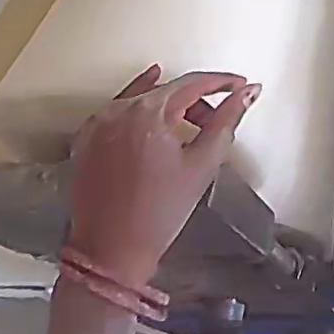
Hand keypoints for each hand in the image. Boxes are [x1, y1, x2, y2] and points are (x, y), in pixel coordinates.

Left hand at [66, 65, 259, 286]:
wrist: (112, 252)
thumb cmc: (156, 214)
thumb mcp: (203, 163)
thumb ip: (227, 120)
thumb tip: (246, 93)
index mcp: (149, 112)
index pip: (194, 83)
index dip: (222, 82)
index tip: (238, 85)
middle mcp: (119, 111)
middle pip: (170, 90)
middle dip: (199, 101)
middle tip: (218, 120)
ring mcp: (99, 124)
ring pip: (145, 99)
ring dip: (172, 106)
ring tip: (191, 127)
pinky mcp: (87, 139)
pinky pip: (119, 110)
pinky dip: (140, 105)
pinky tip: (152, 103)